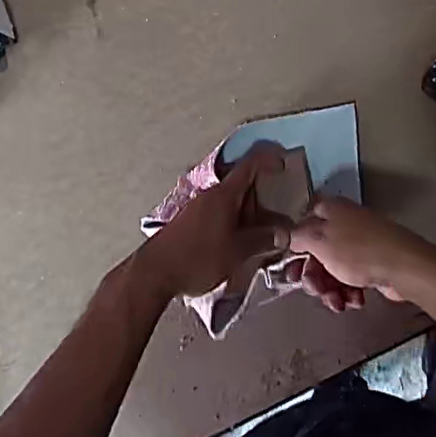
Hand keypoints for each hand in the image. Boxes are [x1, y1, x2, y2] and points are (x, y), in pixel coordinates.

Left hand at [138, 145, 289, 299]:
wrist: (151, 276)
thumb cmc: (198, 258)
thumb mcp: (238, 252)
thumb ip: (264, 240)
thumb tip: (284, 234)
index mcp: (224, 195)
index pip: (250, 165)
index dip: (269, 160)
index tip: (284, 164)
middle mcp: (210, 196)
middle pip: (242, 186)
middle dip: (261, 197)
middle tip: (277, 216)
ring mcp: (197, 209)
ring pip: (230, 203)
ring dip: (247, 213)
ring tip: (260, 234)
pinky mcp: (188, 224)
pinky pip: (218, 214)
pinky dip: (233, 222)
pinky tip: (237, 243)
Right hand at [289, 197, 435, 306]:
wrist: (404, 266)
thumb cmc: (357, 251)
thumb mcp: (319, 239)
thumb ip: (297, 235)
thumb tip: (287, 234)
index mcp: (330, 210)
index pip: (302, 224)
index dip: (294, 249)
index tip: (292, 271)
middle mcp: (343, 222)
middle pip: (316, 252)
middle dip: (314, 277)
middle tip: (318, 292)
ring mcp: (358, 243)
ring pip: (331, 269)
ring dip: (331, 290)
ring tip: (339, 303)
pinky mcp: (371, 261)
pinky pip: (349, 277)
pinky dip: (348, 291)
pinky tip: (354, 301)